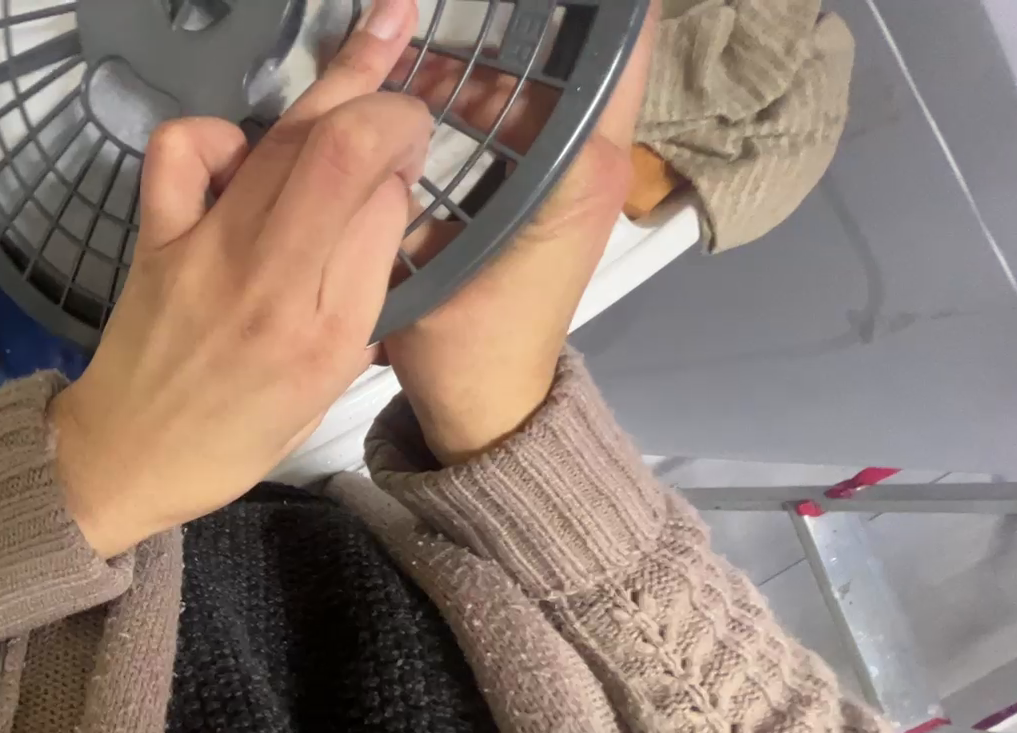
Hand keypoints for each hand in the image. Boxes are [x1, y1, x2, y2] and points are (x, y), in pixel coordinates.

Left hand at [50, 0, 430, 557]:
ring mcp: (205, 256)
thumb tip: (378, 217)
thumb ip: (361, 310)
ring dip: (335, 81)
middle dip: (390, 104)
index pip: (387, 206)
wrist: (124, 461)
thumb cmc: (228, 445)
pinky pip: (181, 152)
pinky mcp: (154, 243)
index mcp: (327, 335)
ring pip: (280, 137)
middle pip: (345, 147)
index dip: (406, 169)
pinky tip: (236, 152)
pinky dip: (215, 133)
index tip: (402, 175)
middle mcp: (272, 285)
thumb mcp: (320, 399)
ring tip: (373, 43)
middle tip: (400, 103)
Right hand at [383, 9, 655, 462]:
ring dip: (502, 62)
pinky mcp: (555, 199)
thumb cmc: (462, 351)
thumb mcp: (434, 269)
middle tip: (453, 19)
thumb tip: (397, 116)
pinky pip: (535, 123)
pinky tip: (437, 101)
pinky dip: (494, 101)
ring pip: (555, 84)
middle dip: (526, 25)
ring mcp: (581, 181)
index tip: (505, 1)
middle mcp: (601, 163)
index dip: (575, 7)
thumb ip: (421, 190)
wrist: (488, 409)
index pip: (618, 39)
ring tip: (430, 53)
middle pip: (586, 52)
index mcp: (584, 171)